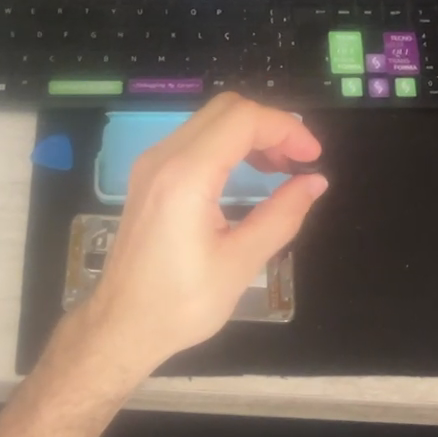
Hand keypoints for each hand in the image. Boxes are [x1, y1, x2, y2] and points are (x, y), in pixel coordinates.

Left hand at [74, 94, 327, 377]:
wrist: (122, 326)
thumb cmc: (180, 304)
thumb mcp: (240, 264)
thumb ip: (281, 216)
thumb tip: (315, 182)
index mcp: (185, 177)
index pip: (243, 120)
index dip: (287, 128)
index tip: (313, 157)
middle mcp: (163, 159)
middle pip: (225, 110)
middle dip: (270, 126)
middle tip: (298, 162)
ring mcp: (150, 166)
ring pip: (208, 122)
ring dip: (248, 135)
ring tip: (280, 169)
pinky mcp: (147, 178)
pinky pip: (192, 142)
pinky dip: (225, 146)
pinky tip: (247, 175)